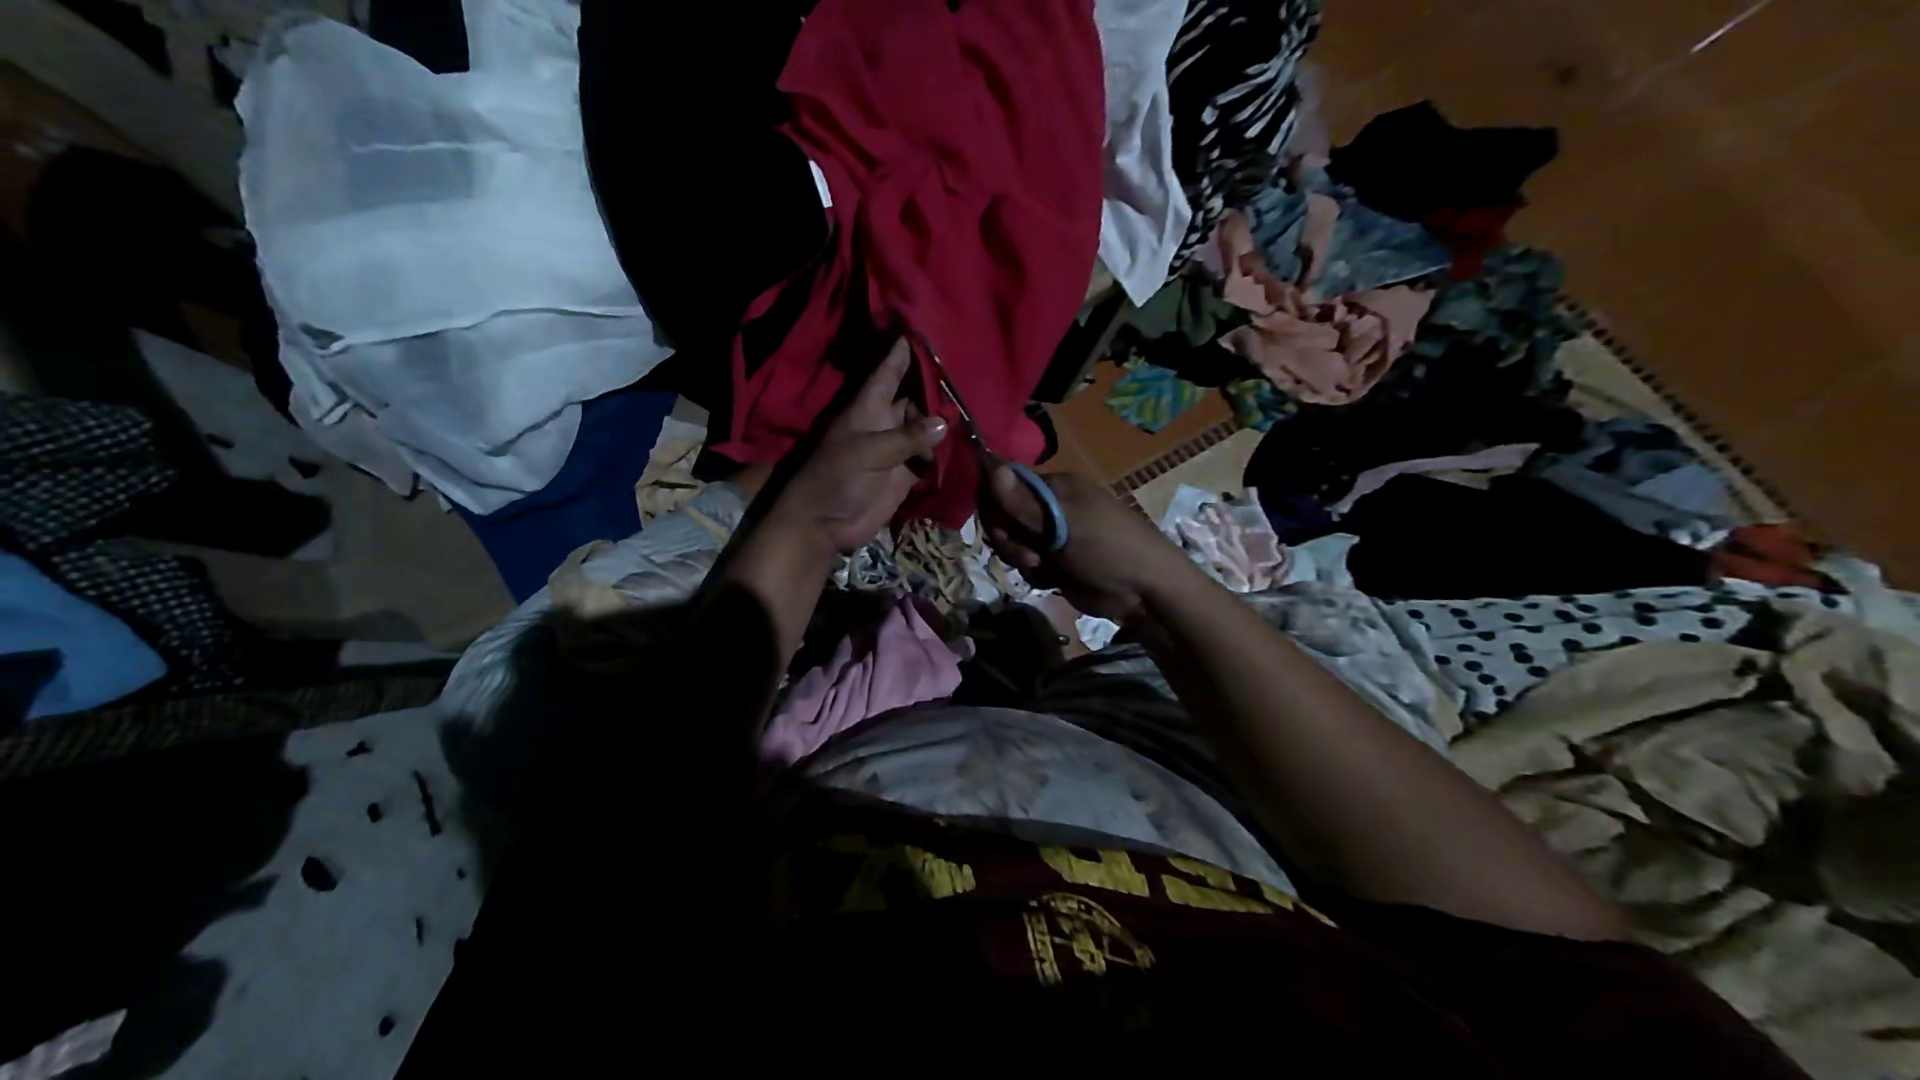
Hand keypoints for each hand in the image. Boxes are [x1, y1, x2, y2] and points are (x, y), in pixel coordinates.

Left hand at [771, 337, 947, 553]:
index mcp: (868, 409)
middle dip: (935, 391)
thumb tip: (944, 423)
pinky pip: (928, 458)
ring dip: (944, 424)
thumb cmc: (836, 478)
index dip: (901, 354)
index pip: (887, 373)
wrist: (824, 524)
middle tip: (968, 380)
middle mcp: (884, 424)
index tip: (919, 331)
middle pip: (914, 399)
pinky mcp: (905, 475)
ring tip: (975, 412)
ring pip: (925, 429)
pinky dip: (944, 453)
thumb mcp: (869, 452)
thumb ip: (907, 438)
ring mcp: (896, 450)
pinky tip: (965, 445)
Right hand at [983, 467, 1199, 624]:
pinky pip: (1027, 564)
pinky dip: (1035, 574)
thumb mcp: (1063, 523)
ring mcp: (1052, 536)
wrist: (1143, 591)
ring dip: (1021, 557)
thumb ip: (1023, 501)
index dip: (994, 503)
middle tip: (1029, 555)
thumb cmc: (1107, 547)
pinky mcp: (1055, 562)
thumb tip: (989, 463)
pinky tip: (1053, 580)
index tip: (1000, 524)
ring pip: (1012, 542)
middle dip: (1008, 537)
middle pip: (1003, 515)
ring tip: (1044, 567)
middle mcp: (1050, 507)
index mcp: (1054, 486)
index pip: (1004, 482)